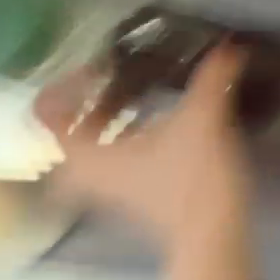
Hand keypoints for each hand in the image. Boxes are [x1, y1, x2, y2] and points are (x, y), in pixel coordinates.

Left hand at [36, 45, 256, 279]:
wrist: (212, 233)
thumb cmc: (192, 179)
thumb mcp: (203, 122)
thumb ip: (213, 80)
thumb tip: (228, 46)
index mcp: (78, 154)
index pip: (50, 108)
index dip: (78, 80)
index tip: (116, 62)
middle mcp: (78, 171)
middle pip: (75, 123)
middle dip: (105, 95)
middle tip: (139, 71)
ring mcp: (102, 186)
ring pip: (98, 138)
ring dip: (122, 113)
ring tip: (159, 92)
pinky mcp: (129, 192)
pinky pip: (116, 153)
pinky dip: (135, 132)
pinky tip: (170, 123)